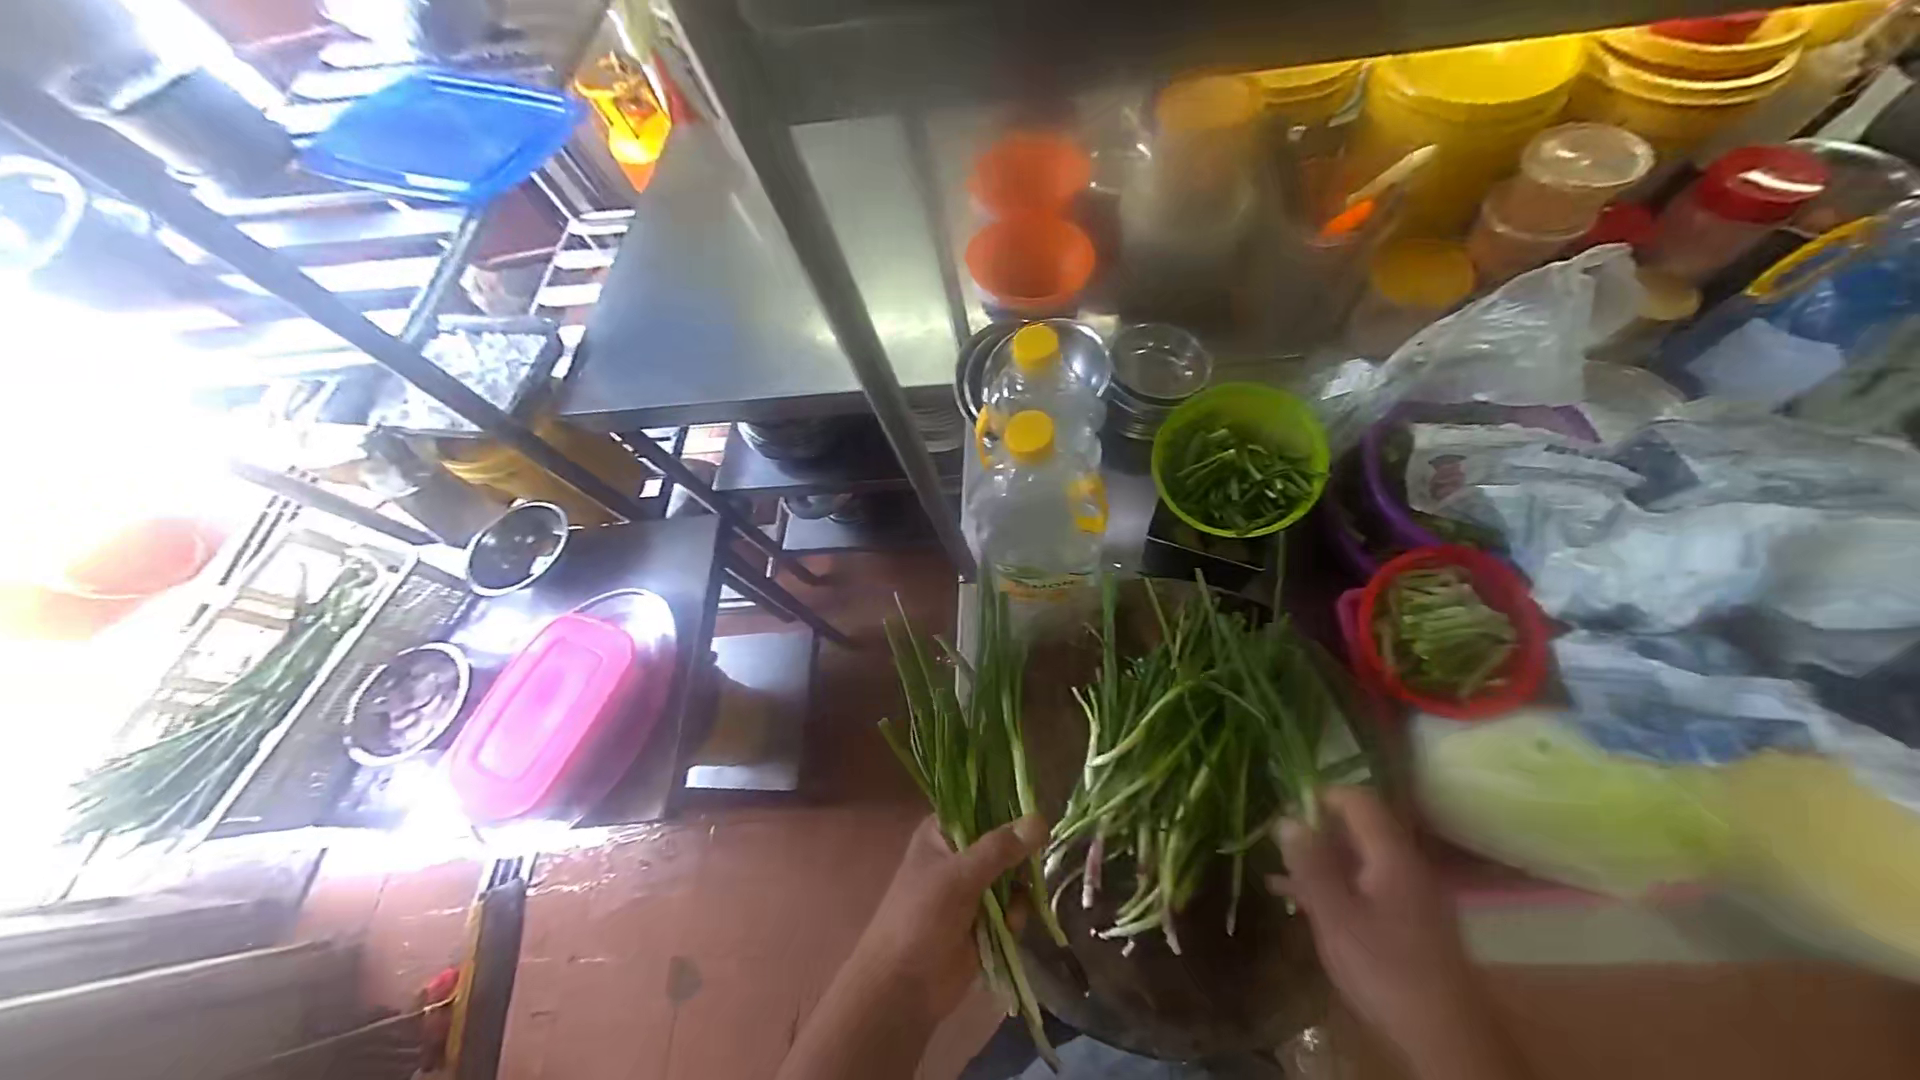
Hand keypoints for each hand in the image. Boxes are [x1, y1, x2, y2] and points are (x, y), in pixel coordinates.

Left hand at [778, 816, 1041, 1079]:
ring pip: (1013, 873)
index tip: (1036, 815)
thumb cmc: (921, 917)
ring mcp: (974, 886)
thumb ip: (999, 849)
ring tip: (1013, 904)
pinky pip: (1014, 904)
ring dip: (1020, 888)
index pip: (980, 804)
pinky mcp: (987, 918)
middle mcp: (960, 852)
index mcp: (943, 831)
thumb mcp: (959, 876)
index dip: (1008, 807)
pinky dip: (1016, 913)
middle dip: (1020, 854)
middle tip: (1030, 866)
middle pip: (1004, 840)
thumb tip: (1042, 820)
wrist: (905, 987)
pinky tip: (1009, 926)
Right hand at [1274, 788, 1525, 1079]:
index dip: (1321, 795)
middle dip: (1315, 829)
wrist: (1445, 1040)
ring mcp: (1410, 895)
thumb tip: (1286, 818)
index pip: (1359, 800)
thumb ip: (1310, 863)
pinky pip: (1364, 886)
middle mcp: (1406, 866)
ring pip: (1357, 859)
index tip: (1286, 807)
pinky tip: (1298, 898)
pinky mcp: (1408, 921)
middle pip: (1358, 828)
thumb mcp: (1335, 914)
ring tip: (1278, 868)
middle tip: (1277, 840)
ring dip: (1319, 859)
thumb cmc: (1385, 969)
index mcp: (1393, 856)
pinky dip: (1333, 884)